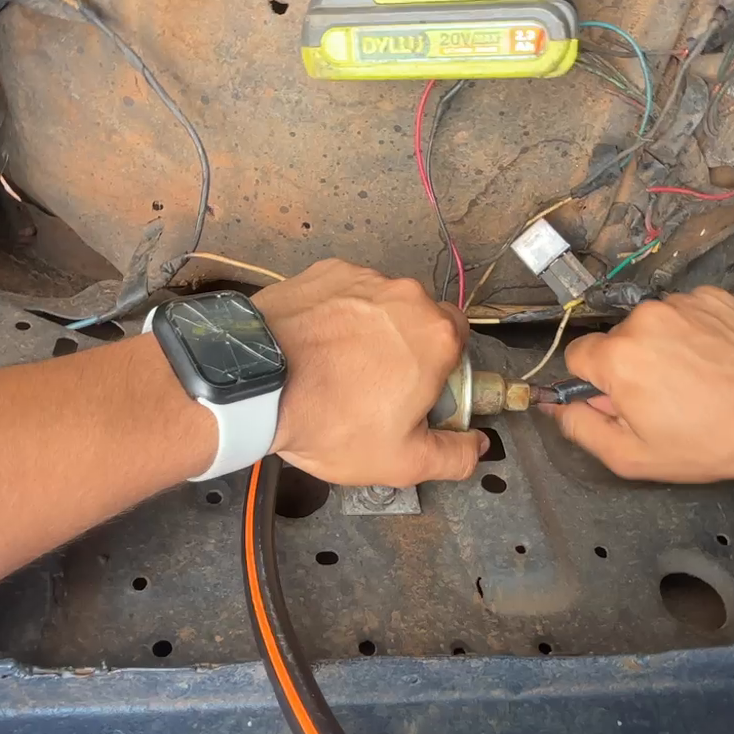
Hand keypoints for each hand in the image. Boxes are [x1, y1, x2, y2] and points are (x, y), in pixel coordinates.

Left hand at [253, 259, 486, 485]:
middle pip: (420, 320)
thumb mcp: (402, 461)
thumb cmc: (330, 420)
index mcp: (437, 336)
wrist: (255, 385)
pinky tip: (316, 345)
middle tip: (376, 385)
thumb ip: (454, 457)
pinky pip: (345, 292)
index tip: (419, 391)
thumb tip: (478, 446)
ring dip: (371, 330)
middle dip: (406, 348)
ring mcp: (363, 279)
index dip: (442, 369)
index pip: (460, 342)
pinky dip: (337, 313)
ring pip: (382, 305)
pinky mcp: (325, 272)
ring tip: (337, 367)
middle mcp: (406, 296)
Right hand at [548, 286, 733, 486]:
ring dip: (665, 347)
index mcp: (616, 357)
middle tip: (667, 399)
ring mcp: (683, 303)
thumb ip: (581, 429)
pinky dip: (696, 332)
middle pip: (618, 340)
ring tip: (699, 380)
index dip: (595, 382)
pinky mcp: (716, 297)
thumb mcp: (633, 456)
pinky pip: (689, 312)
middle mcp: (643, 319)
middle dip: (632, 366)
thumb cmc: (709, 442)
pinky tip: (718, 361)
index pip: (578, 355)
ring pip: (654, 325)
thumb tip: (558, 406)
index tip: (621, 400)